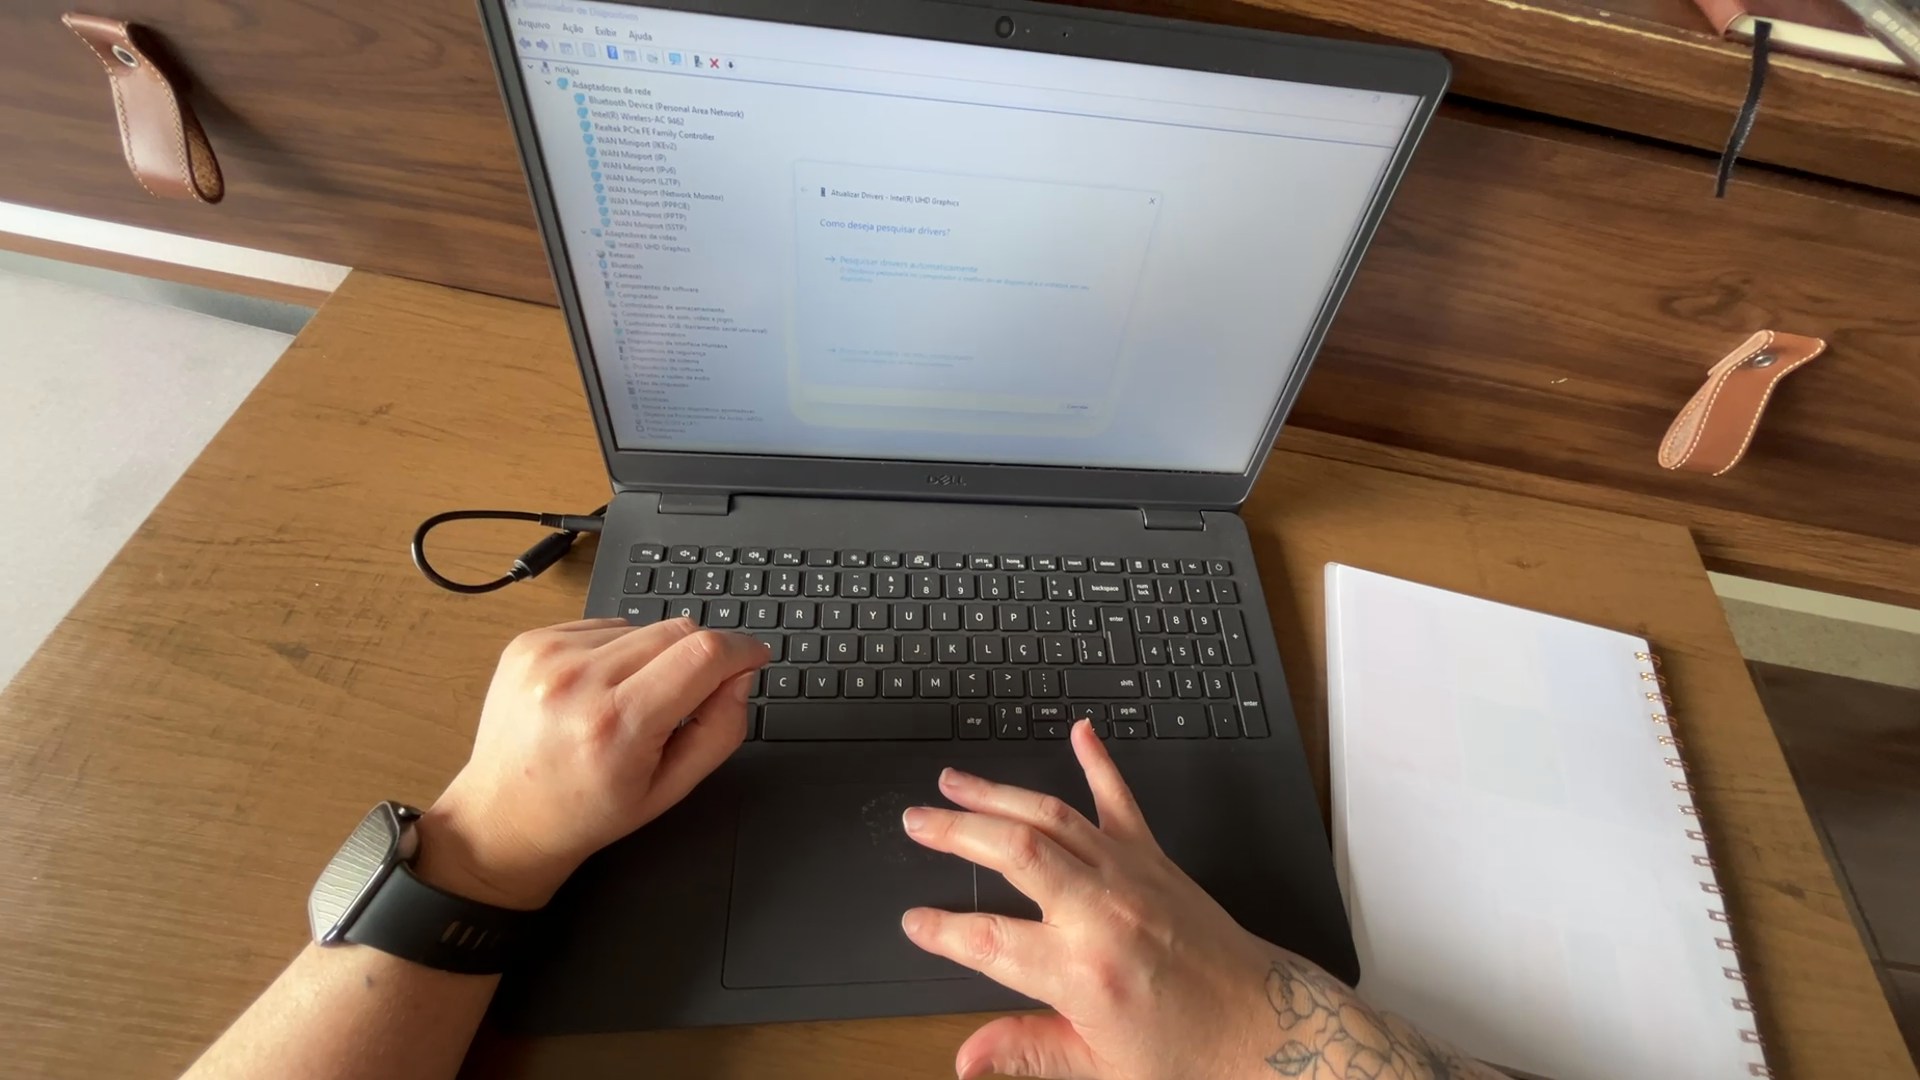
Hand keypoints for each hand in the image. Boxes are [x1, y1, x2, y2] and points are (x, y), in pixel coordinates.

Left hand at [412, 617, 767, 910]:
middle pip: (679, 631)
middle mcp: (578, 680)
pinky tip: (601, 689)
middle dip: (701, 656)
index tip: (754, 657)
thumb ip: (722, 729)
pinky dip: (620, 651)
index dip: (742, 649)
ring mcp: (548, 656)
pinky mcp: (530, 642)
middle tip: (688, 697)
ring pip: (645, 626)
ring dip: (656, 655)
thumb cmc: (590, 810)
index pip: (704, 654)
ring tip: (631, 700)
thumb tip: (741, 674)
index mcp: (617, 724)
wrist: (500, 821)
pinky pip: (608, 626)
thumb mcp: (673, 788)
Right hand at [901, 721, 1489, 1079]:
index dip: (943, 931)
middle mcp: (1101, 910)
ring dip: (997, 793)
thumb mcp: (1100, 1068)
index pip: (990, 942)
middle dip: (956, 831)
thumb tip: (965, 1058)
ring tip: (955, 780)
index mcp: (1083, 971)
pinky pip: (1120, 797)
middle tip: (916, 820)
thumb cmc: (1189, 1055)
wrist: (1267, 1029)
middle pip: (1013, 850)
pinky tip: (1080, 731)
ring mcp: (1127, 872)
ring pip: (1051, 815)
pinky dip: (1098, 760)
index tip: (914, 921)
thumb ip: (1026, 1052)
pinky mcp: (1152, 855)